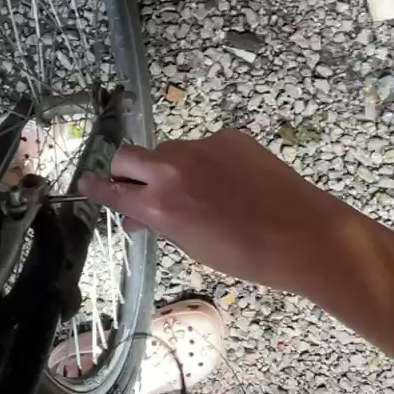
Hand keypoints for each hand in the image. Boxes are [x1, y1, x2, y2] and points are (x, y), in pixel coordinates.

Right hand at [79, 128, 366, 297]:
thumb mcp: (193, 247)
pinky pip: (204, 146)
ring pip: (168, 151)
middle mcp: (172, 169)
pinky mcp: (229, 135)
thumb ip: (161, 223)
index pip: (112, 190)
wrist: (307, 234)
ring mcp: (201, 146)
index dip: (96, 188)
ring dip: (172, 168)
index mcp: (160, 205)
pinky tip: (233, 182)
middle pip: (127, 156)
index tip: (86, 183)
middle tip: (142, 190)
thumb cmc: (249, 257)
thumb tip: (141, 214)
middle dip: (127, 171)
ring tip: (205, 194)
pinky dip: (208, 162)